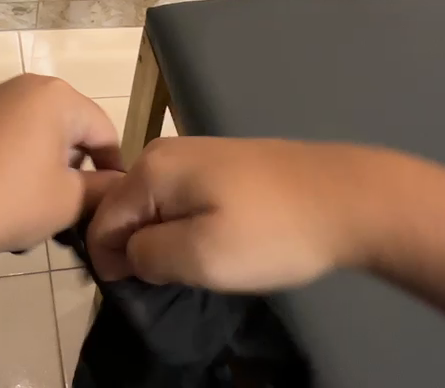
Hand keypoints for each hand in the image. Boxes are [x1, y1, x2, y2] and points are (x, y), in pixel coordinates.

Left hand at [0, 74, 124, 269]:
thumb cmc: (8, 203)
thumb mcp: (67, 203)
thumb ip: (101, 191)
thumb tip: (117, 186)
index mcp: (55, 97)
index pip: (102, 129)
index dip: (112, 167)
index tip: (109, 201)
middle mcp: (19, 85)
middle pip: (62, 125)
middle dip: (69, 163)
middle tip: (65, 206)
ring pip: (24, 128)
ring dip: (33, 160)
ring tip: (23, 204)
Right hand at [85, 137, 383, 291]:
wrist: (344, 197)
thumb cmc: (271, 230)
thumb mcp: (201, 256)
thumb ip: (147, 256)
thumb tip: (124, 253)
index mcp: (151, 168)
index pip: (100, 222)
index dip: (113, 265)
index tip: (150, 292)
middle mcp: (164, 152)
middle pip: (126, 212)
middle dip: (140, 251)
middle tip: (182, 280)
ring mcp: (194, 155)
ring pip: (155, 208)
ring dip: (167, 242)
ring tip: (205, 266)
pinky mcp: (220, 165)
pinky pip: (181, 201)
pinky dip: (189, 228)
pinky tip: (221, 244)